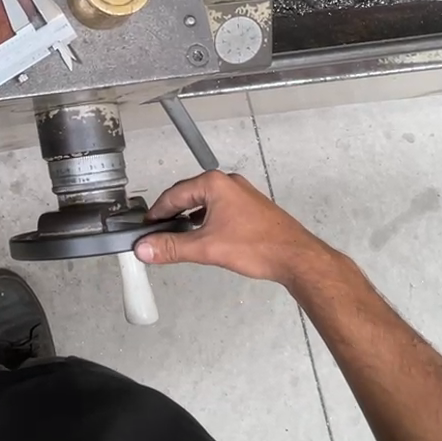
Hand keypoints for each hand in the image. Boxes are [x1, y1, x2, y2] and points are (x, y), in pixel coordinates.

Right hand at [134, 170, 338, 288]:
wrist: (298, 259)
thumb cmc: (256, 247)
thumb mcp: (206, 248)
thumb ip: (171, 247)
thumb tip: (143, 248)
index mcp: (213, 183)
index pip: (173, 195)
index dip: (156, 213)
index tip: (145, 229)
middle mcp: (226, 182)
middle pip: (187, 195)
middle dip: (171, 214)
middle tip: (157, 233)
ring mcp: (241, 193)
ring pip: (203, 202)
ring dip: (188, 217)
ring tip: (177, 235)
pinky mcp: (250, 206)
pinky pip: (218, 208)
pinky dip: (205, 219)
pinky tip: (203, 235)